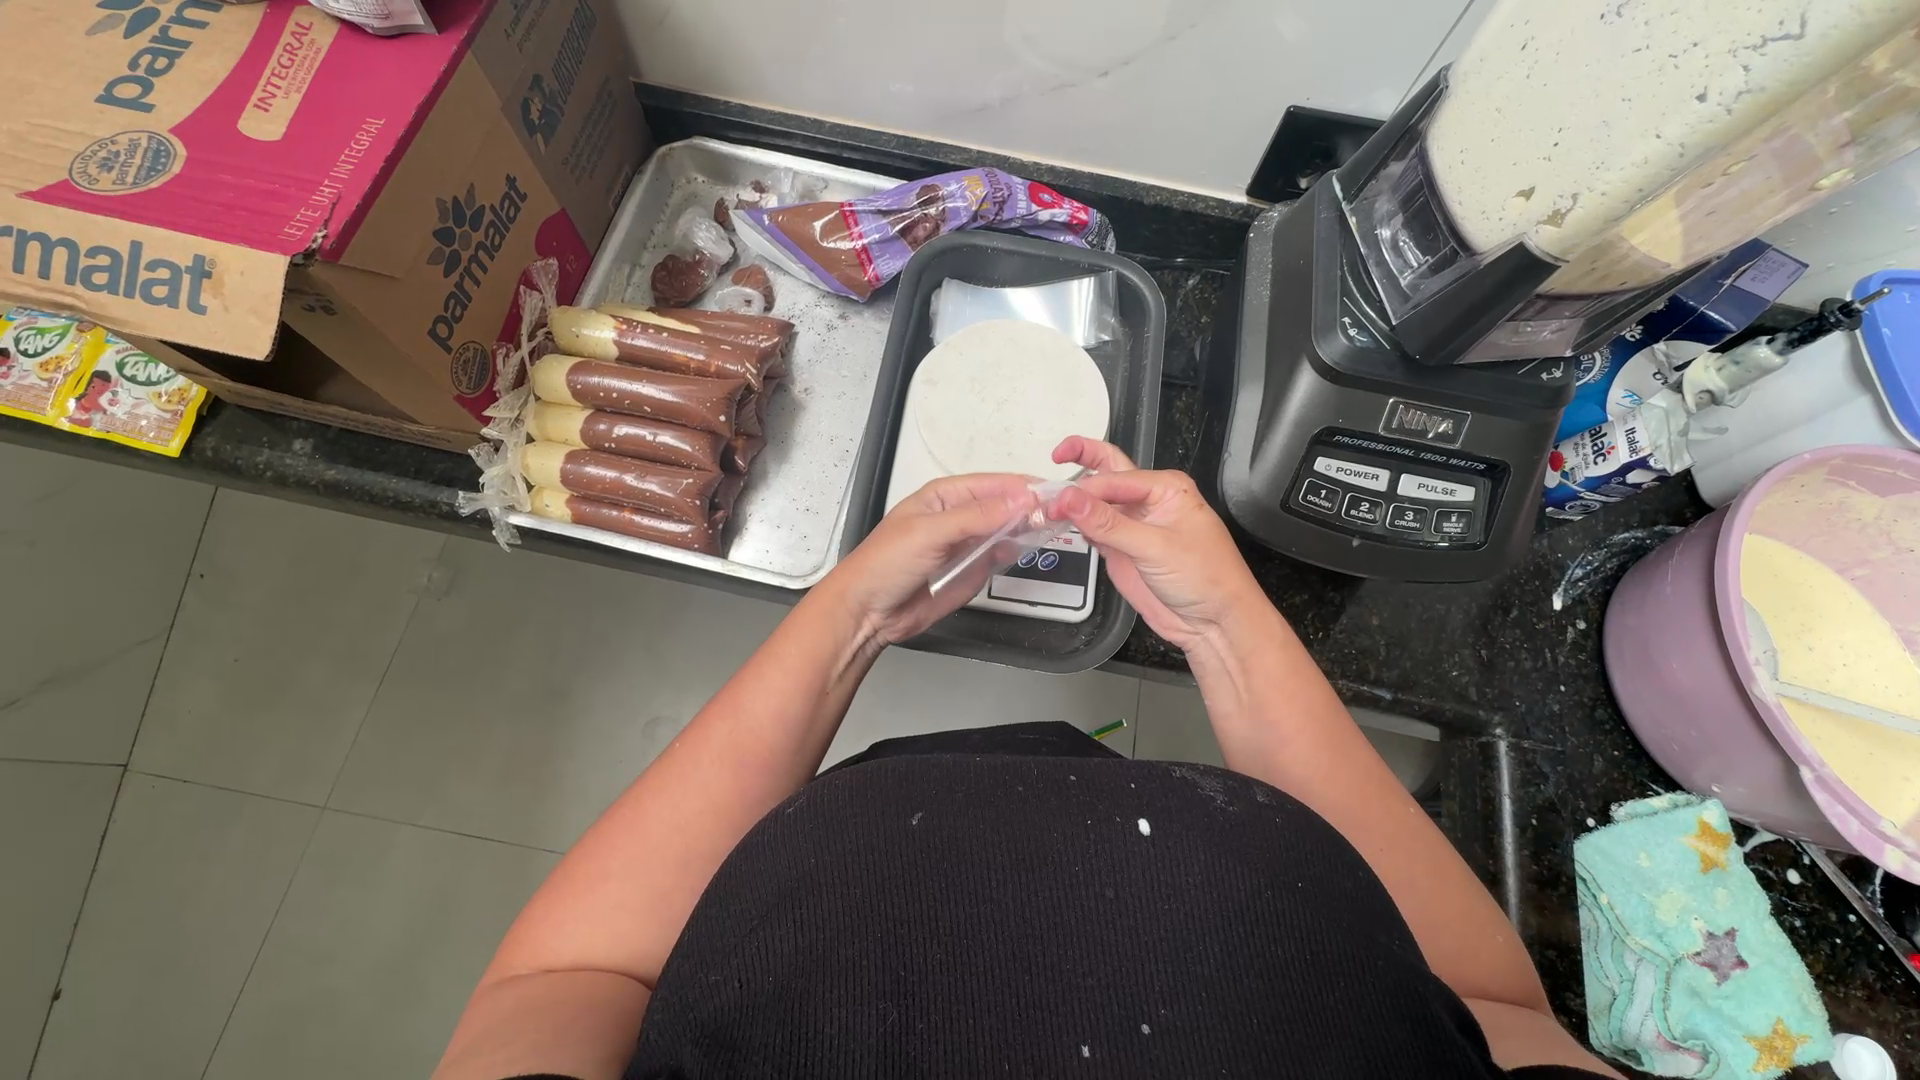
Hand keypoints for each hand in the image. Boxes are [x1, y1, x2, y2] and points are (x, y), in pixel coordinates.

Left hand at [819, 473, 1040, 647]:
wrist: (868, 611)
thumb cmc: (885, 563)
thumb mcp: (931, 531)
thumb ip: (977, 516)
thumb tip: (1019, 499)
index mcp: (945, 496)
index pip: (993, 484)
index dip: (1023, 487)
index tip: (1053, 492)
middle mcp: (959, 516)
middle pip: (1004, 505)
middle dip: (1030, 506)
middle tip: (1061, 511)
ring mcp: (966, 544)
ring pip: (1006, 530)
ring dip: (1028, 527)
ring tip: (1055, 525)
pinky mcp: (971, 570)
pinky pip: (1000, 556)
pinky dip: (1017, 551)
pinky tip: (1032, 546)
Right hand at [1047, 436, 1269, 652]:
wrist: (1213, 623)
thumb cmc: (1205, 578)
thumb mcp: (1154, 547)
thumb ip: (1108, 524)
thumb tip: (1069, 498)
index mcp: (1165, 488)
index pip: (1115, 478)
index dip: (1085, 489)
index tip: (1059, 501)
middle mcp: (1148, 501)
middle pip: (1109, 471)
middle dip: (1082, 459)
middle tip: (1055, 456)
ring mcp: (1134, 525)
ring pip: (1097, 503)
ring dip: (1074, 500)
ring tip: (1045, 504)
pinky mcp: (1122, 549)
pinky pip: (1094, 530)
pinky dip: (1076, 527)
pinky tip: (1060, 524)